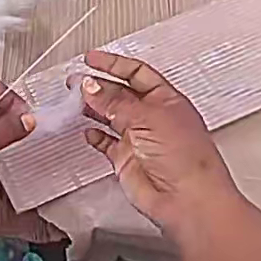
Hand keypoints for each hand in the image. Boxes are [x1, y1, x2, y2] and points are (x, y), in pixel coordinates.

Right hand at [77, 51, 242, 225]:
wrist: (187, 201)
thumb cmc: (187, 160)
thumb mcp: (148, 118)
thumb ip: (115, 102)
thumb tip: (90, 86)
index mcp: (166, 100)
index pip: (136, 73)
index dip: (114, 64)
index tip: (92, 59)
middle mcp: (152, 117)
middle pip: (119, 93)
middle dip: (96, 85)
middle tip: (74, 80)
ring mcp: (138, 138)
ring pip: (109, 116)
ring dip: (91, 107)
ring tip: (73, 100)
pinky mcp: (126, 159)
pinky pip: (105, 142)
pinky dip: (94, 136)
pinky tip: (87, 131)